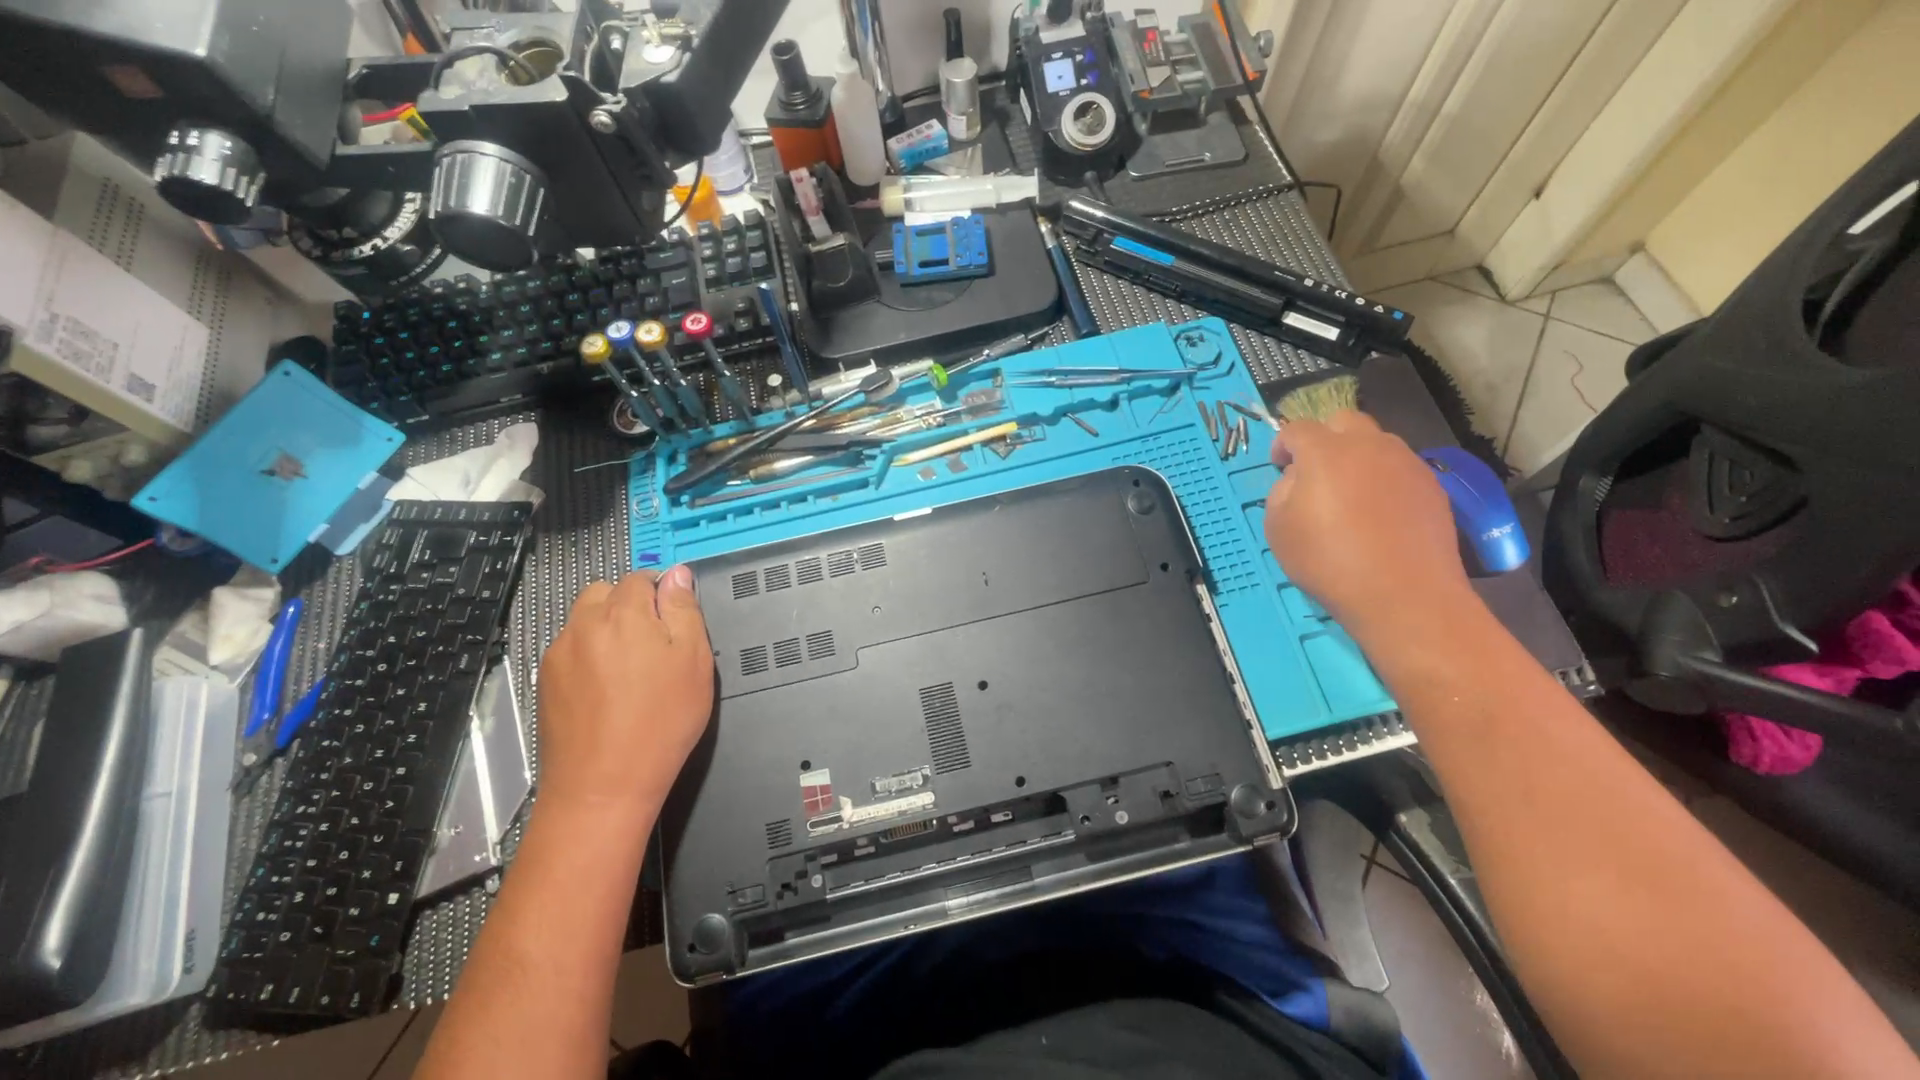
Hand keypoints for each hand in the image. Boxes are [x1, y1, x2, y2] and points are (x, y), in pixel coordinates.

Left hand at [536, 566, 712, 821]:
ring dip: (606, 629)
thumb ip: (684, 610)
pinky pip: (570, 649)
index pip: (641, 578)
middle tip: (654, 646)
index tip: (675, 623)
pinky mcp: (546, 679)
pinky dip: (589, 656)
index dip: (661, 594)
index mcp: (624, 612)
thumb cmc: (661, 723)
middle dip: (629, 606)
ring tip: (629, 669)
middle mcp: (585, 623)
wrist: (603, 785)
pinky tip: (606, 690)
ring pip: (585, 620)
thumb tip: (677, 575)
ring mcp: (560, 651)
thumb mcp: (694, 662)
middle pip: (606, 592)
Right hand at [1264, 411, 1472, 640]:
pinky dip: (1384, 481)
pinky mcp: (1431, 485)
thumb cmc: (1328, 561)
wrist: (1404, 593)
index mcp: (1325, 452)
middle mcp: (1368, 445)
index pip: (1297, 429)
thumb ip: (1282, 491)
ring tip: (1351, 495)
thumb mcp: (1278, 529)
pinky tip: (1380, 515)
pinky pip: (1400, 469)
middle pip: (1343, 421)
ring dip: (1358, 457)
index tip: (1278, 465)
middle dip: (1325, 438)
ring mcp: (1406, 463)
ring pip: (1377, 443)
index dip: (1283, 444)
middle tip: (1316, 472)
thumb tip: (1298, 478)